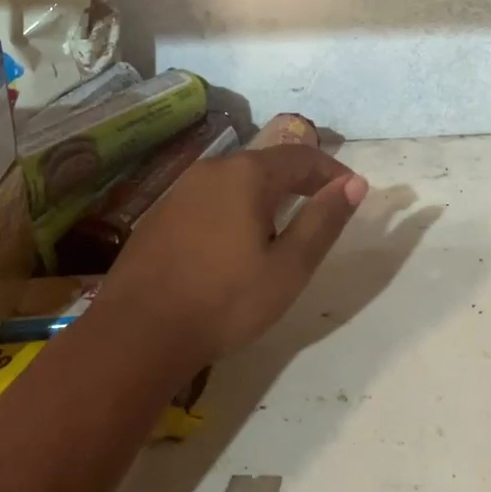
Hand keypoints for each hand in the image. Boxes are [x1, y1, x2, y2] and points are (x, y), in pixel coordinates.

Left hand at [93, 145, 367, 363]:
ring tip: (281, 230)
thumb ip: (324, 221)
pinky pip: (210, 200)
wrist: (136, 334)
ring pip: (236, 182)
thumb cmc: (224, 301)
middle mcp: (213, 169)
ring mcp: (181, 190)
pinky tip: (233, 246)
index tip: (351, 192)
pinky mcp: (160, 215)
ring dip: (265, 196)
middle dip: (299, 182)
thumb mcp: (289, 267)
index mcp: (247, 174)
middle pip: (267, 164)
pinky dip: (234, 211)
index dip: (332, 171)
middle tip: (321, 209)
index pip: (302, 157)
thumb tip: (354, 183)